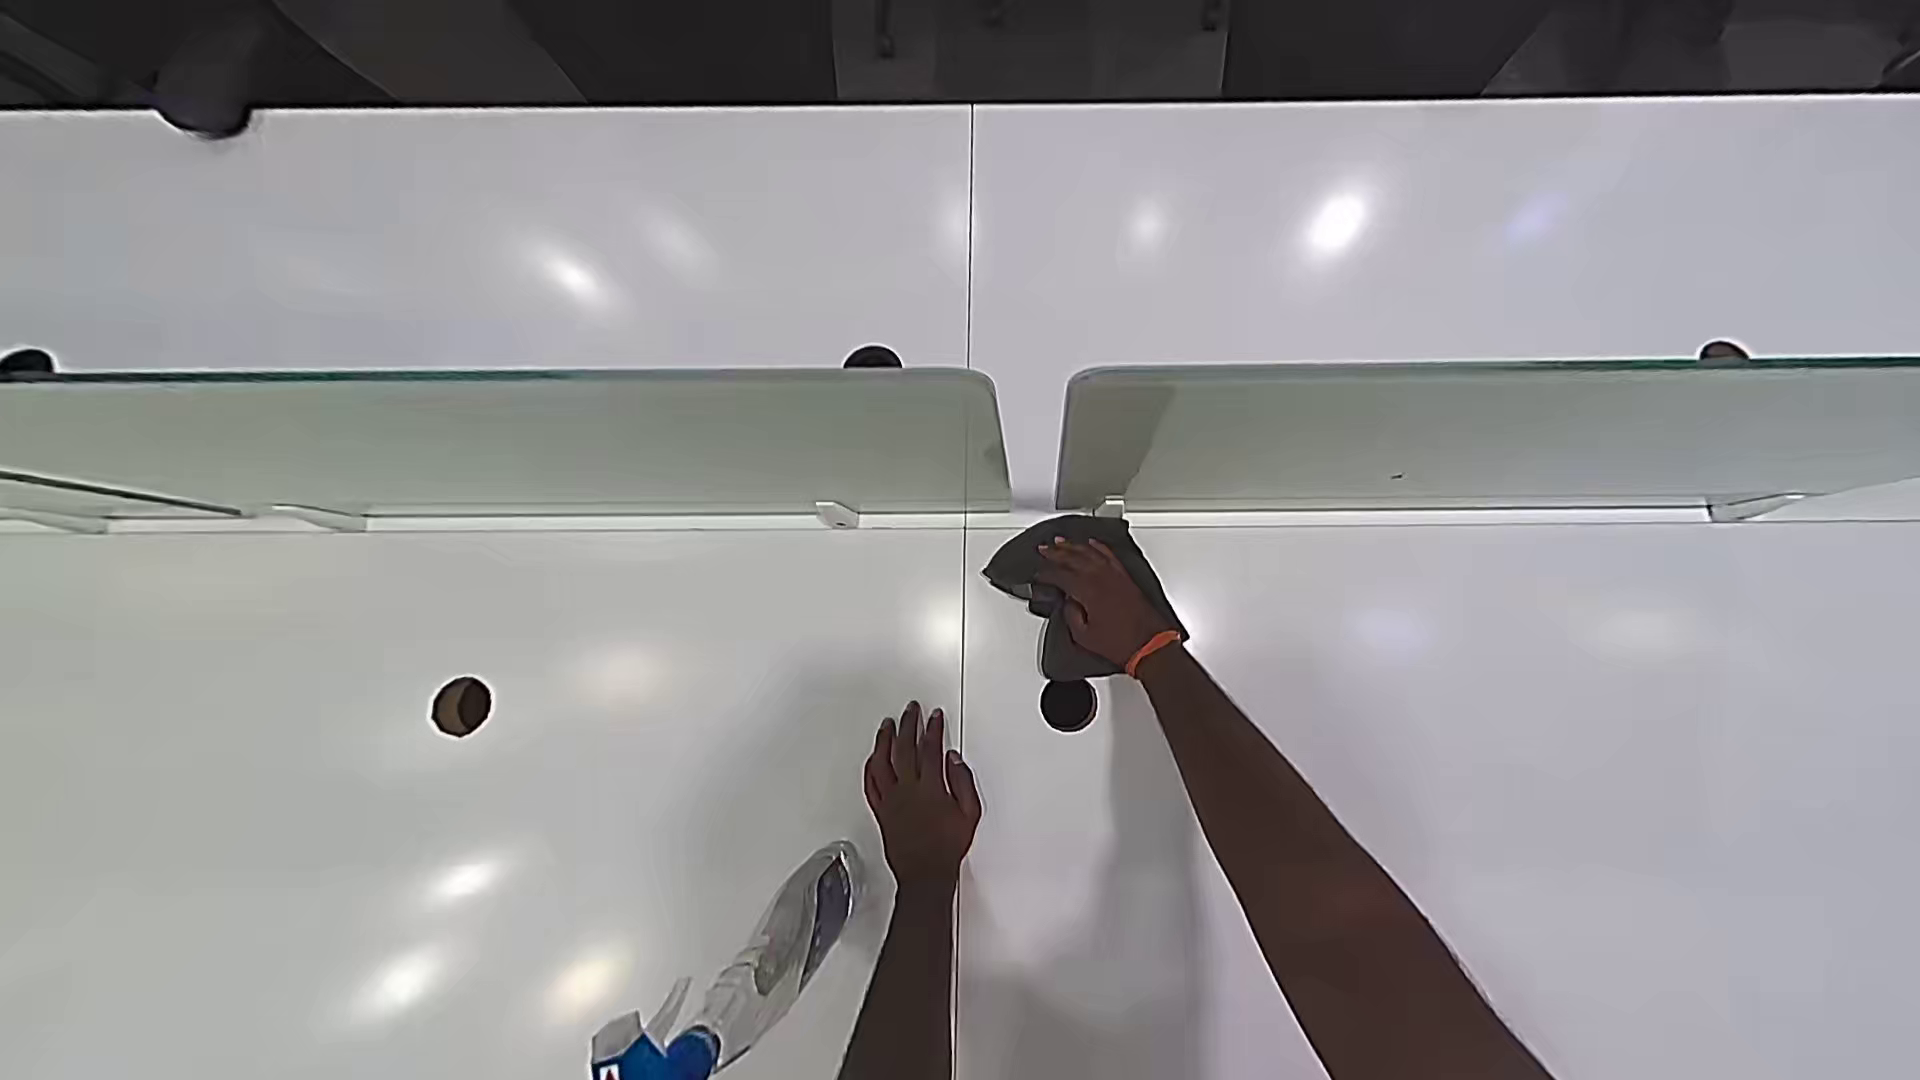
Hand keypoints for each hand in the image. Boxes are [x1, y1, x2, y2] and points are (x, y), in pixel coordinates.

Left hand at [864, 701, 981, 894]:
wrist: (926, 876)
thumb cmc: (948, 847)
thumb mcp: (970, 814)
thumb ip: (963, 783)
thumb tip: (953, 760)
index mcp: (931, 789)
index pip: (930, 749)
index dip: (933, 729)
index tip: (934, 717)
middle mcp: (908, 791)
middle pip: (905, 748)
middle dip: (909, 724)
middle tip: (911, 709)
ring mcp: (891, 800)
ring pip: (883, 762)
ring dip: (885, 739)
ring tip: (887, 724)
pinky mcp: (881, 811)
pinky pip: (871, 784)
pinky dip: (871, 767)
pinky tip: (873, 757)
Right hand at [1036, 538, 1176, 666]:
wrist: (1150, 645)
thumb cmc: (1121, 642)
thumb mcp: (1084, 635)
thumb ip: (1071, 614)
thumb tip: (1067, 602)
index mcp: (1087, 590)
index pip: (1060, 574)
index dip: (1046, 573)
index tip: (1038, 574)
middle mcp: (1100, 577)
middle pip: (1072, 558)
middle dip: (1055, 552)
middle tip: (1043, 549)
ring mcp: (1114, 574)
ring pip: (1088, 552)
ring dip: (1072, 545)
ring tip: (1060, 541)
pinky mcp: (1125, 577)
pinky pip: (1108, 554)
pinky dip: (1098, 546)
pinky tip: (1091, 543)